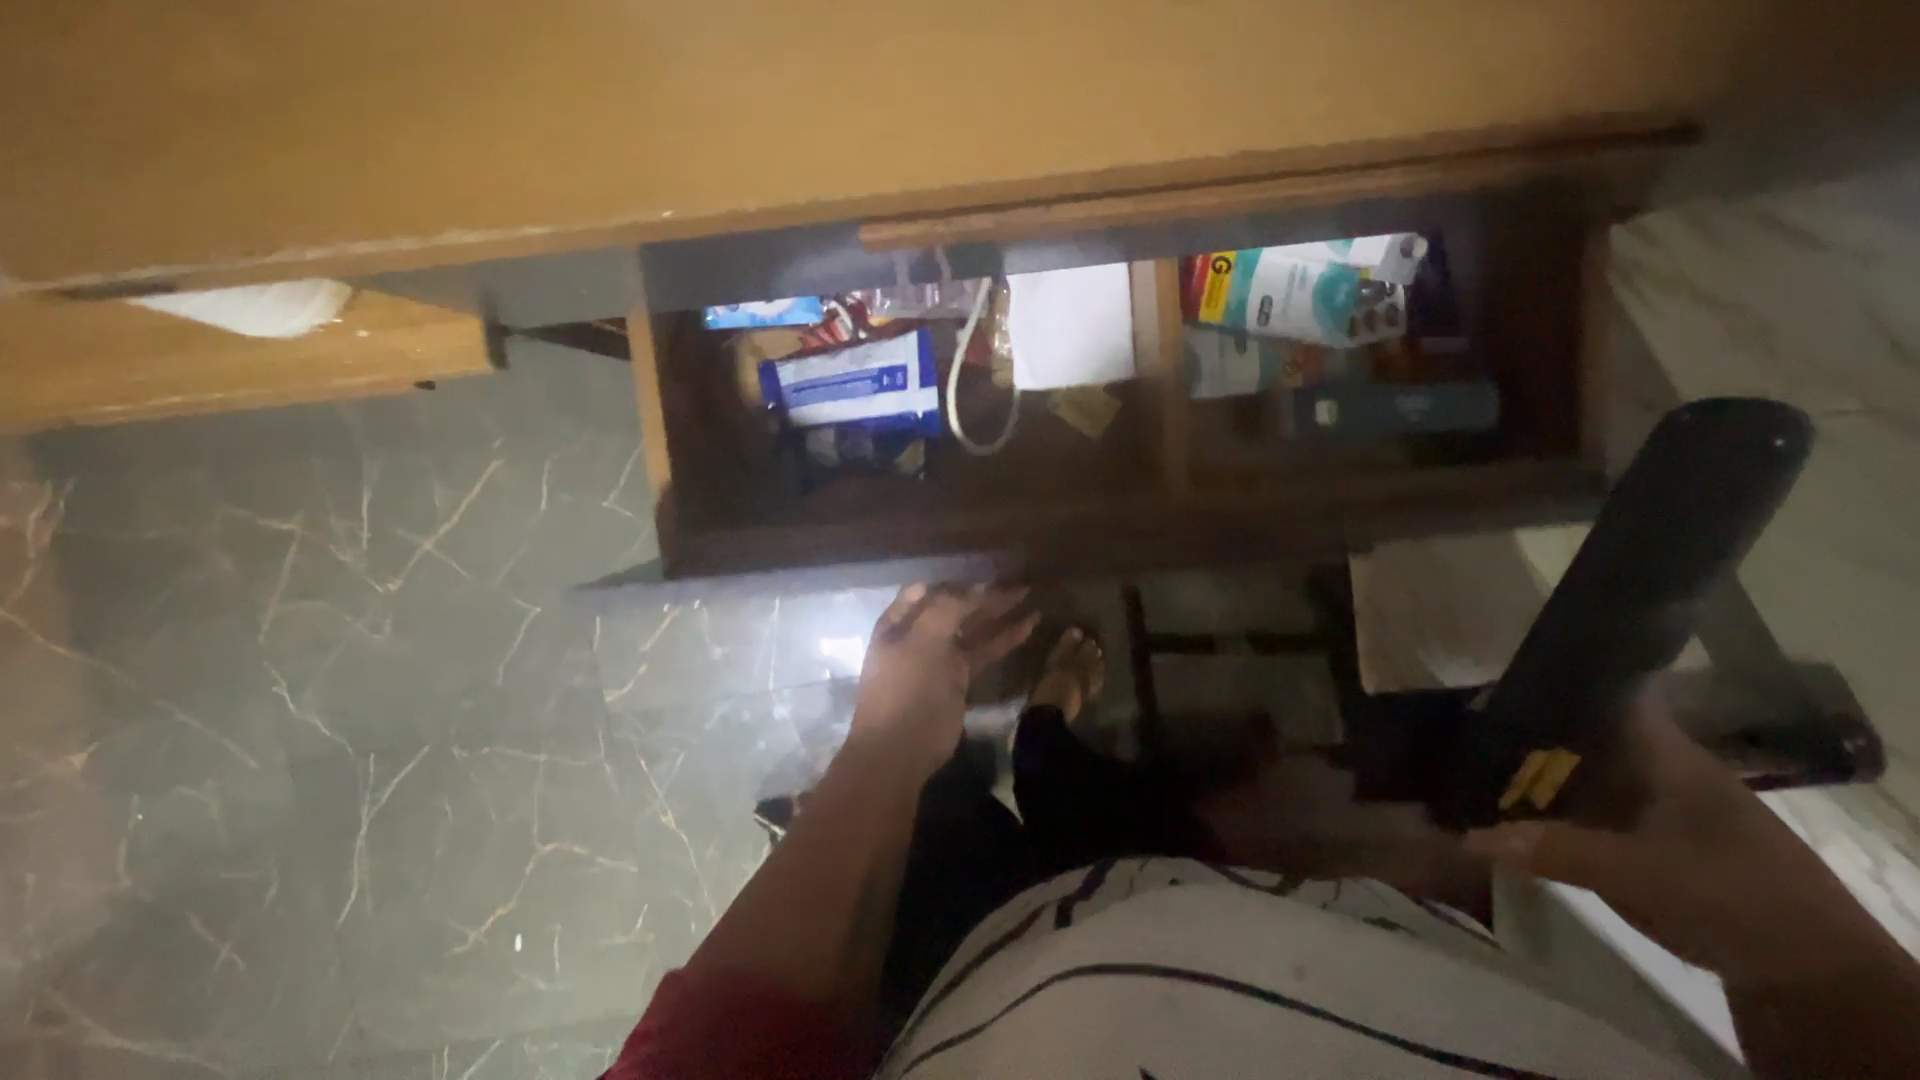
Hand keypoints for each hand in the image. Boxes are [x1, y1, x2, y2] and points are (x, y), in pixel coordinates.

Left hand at [847, 584, 1036, 779]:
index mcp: (897, 623)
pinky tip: (1028, 624)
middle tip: (1016, 577)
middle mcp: (917, 636)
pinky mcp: (959, 679)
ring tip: (1029, 593)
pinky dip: (1004, 638)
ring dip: (998, 612)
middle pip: (953, 606)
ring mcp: (939, 658)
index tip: (984, 567)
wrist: (900, 747)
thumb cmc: (906, 687)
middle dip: (982, 592)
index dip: (953, 578)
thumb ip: (951, 607)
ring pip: (972, 628)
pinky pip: (983, 651)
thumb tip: (980, 586)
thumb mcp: (924, 637)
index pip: (926, 590)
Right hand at [1465, 683, 1888, 985]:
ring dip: (1533, 777)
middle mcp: (1657, 771)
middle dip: (1527, 734)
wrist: (1811, 974)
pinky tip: (1506, 817)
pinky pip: (1584, 817)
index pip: (1608, 698)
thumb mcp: (1643, 872)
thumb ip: (1557, 850)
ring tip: (1469, 770)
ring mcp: (1653, 809)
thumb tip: (1469, 833)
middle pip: (1582, 738)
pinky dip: (1547, 815)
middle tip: (1463, 731)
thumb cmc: (1736, 897)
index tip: (1497, 679)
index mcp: (1668, 755)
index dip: (1558, 684)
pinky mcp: (1647, 845)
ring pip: (1580, 778)